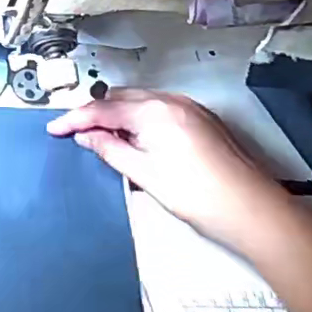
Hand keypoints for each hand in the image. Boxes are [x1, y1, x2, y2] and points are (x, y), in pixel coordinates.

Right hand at [47, 89, 298, 252]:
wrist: (256, 213)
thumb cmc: (202, 196)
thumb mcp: (142, 174)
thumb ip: (108, 148)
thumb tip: (86, 136)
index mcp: (154, 111)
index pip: (101, 108)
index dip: (73, 119)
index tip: (55, 129)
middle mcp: (172, 101)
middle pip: (120, 98)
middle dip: (96, 114)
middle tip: (77, 134)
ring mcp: (191, 108)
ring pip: (140, 102)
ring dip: (118, 116)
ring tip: (104, 139)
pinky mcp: (202, 120)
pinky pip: (159, 109)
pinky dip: (140, 119)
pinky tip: (136, 140)